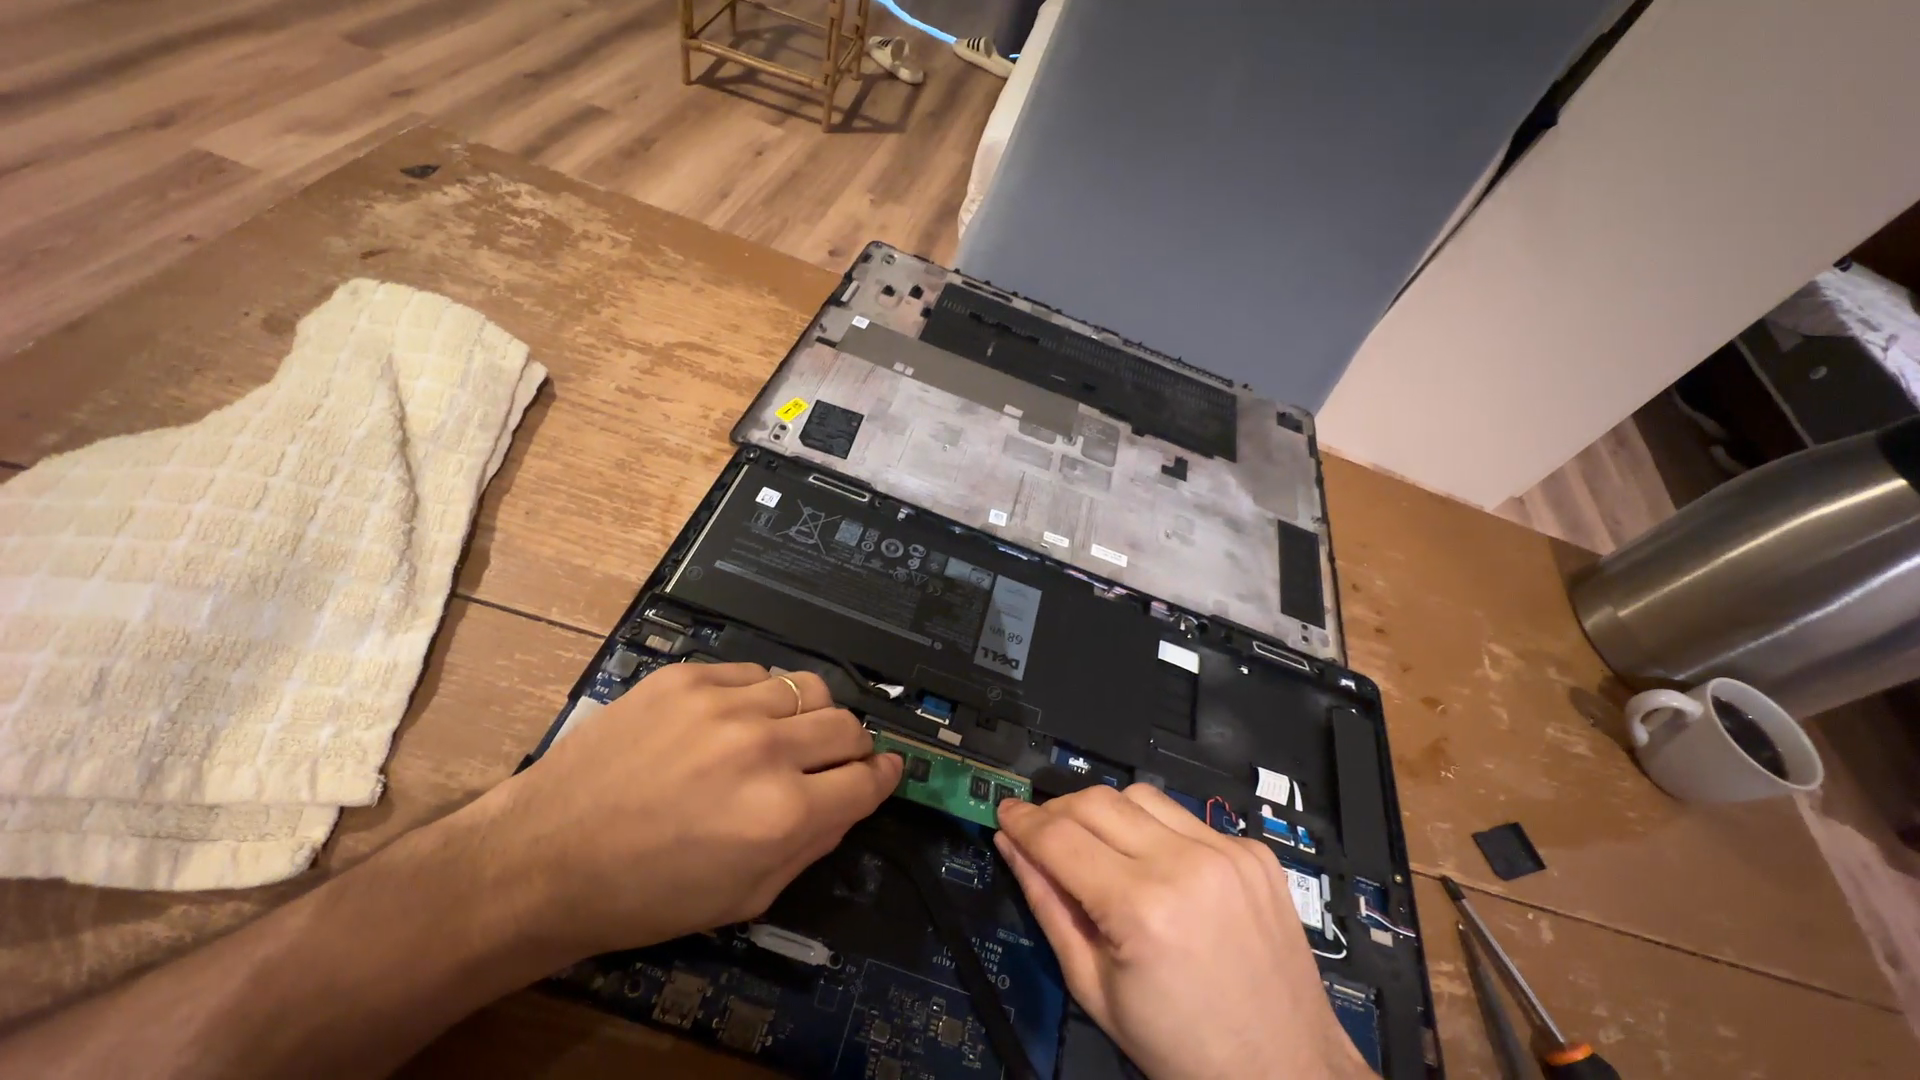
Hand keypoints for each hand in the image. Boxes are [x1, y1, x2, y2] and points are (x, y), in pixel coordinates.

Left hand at [467, 661, 901, 958]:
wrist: (544, 857)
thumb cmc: (647, 896)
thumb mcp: (746, 897)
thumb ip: (812, 845)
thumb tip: (851, 799)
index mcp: (783, 814)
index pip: (867, 779)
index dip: (884, 778)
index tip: (885, 773)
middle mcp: (764, 749)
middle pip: (848, 724)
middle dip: (851, 748)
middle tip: (830, 763)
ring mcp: (722, 704)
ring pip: (808, 687)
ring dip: (811, 714)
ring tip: (786, 734)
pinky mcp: (685, 677)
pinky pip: (754, 672)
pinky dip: (761, 697)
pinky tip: (736, 720)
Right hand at [995, 785, 1372, 1079]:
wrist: (1283, 1068)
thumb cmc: (1179, 1046)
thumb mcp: (1093, 988)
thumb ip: (1048, 907)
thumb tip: (1013, 847)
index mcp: (1141, 909)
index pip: (1059, 838)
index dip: (1022, 821)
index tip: (1004, 813)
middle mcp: (1186, 864)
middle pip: (1096, 801)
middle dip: (1058, 810)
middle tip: (1042, 833)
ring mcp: (1227, 852)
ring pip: (1140, 796)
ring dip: (1106, 811)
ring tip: (1098, 848)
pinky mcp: (1254, 852)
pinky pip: (1186, 818)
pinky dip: (1157, 831)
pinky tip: (1156, 866)